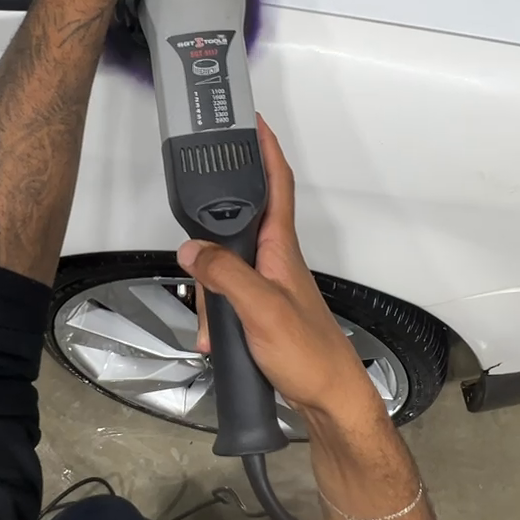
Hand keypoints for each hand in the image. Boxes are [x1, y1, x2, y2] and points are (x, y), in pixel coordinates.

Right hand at [177, 118, 384, 425]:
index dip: (266, 148)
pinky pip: (226, 296)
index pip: (277, 182)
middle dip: (210, 245)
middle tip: (202, 267)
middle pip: (234, 226)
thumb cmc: (310, 352)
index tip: (252, 121)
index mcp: (281, 245)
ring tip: (215, 326)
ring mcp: (267, 282)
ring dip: (211, 294)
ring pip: (224, 266)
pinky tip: (216, 337)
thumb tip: (191, 250)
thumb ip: (224, 274)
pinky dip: (215, 314)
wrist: (328, 398)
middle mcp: (274, 257)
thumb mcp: (261, 307)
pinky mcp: (259, 305)